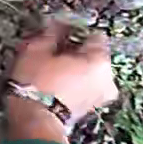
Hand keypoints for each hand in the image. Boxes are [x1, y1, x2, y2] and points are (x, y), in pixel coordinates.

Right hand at [7, 21, 119, 142]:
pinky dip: (72, 79)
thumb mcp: (38, 48)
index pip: (93, 34)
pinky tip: (52, 78)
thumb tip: (58, 24)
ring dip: (72, 64)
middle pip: (92, 53)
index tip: (57, 30)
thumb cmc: (36, 81)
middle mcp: (108, 79)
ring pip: (88, 70)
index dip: (74, 29)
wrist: (34, 119)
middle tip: (49, 47)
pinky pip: (85, 84)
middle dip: (72, 48)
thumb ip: (52, 32)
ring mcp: (101, 96)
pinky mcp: (91, 108)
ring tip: (48, 63)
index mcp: (100, 61)